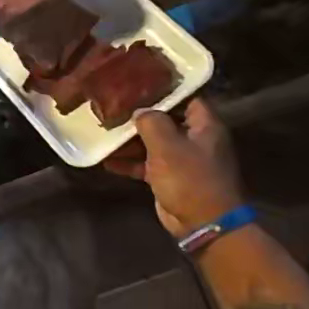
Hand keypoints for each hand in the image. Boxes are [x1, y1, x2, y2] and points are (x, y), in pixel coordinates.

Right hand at [117, 99, 244, 235]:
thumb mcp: (167, 145)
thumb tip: (139, 111)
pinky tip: (106, 160)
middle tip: (113, 109)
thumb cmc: (189, 179)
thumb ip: (151, 122)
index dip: (163, 91)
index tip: (137, 85)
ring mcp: (182, 160)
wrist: (203, 223)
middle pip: (165, 120)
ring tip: (104, 133)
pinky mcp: (170, 178)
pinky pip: (147, 164)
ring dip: (130, 141)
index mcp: (204, 126)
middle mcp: (195, 139)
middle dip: (139, 117)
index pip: (186, 98)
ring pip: (153, 143)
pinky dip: (130, 162)